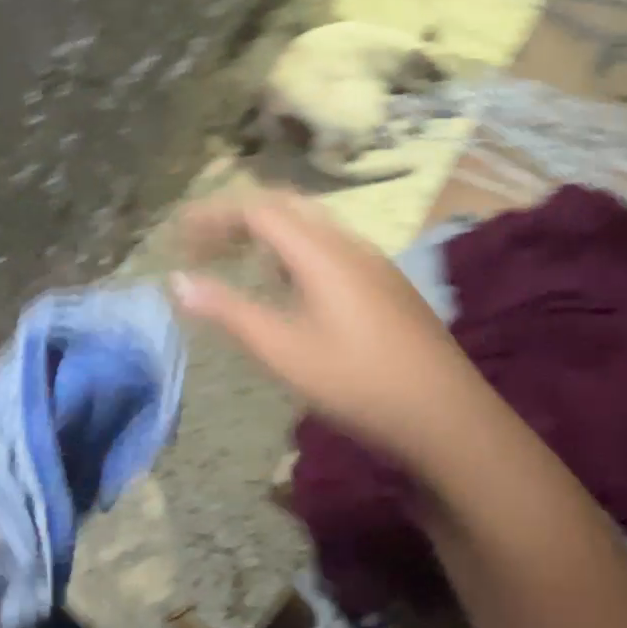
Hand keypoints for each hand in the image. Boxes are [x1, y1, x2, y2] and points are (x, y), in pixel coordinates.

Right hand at [168, 191, 500, 462]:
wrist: (450, 421)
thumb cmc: (357, 383)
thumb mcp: (281, 350)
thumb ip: (226, 311)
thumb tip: (176, 280)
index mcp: (322, 253)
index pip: (258, 209)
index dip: (213, 216)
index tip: (180, 238)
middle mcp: (349, 246)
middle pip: (286, 206)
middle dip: (237, 217)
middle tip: (203, 244)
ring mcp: (374, 264)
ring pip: (311, 225)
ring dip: (266, 232)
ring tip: (235, 261)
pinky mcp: (386, 286)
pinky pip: (328, 246)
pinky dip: (291, 250)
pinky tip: (285, 287)